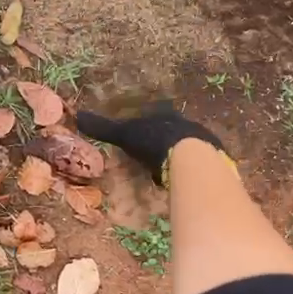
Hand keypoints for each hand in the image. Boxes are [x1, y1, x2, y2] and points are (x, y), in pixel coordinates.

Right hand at [75, 101, 225, 185]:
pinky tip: (181, 179)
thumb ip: (103, 128)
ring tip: (165, 168)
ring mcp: (204, 141)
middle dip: (163, 138)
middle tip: (151, 151)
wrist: (192, 159)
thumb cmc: (155, 143)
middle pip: (172, 129)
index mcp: (165, 116)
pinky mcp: (215, 160)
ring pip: (188, 146)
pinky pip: (199, 163)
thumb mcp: (124, 134)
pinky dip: (189, 169)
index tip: (139, 132)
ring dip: (177, 154)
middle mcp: (186, 124)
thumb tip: (77, 116)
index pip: (154, 114)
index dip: (146, 122)